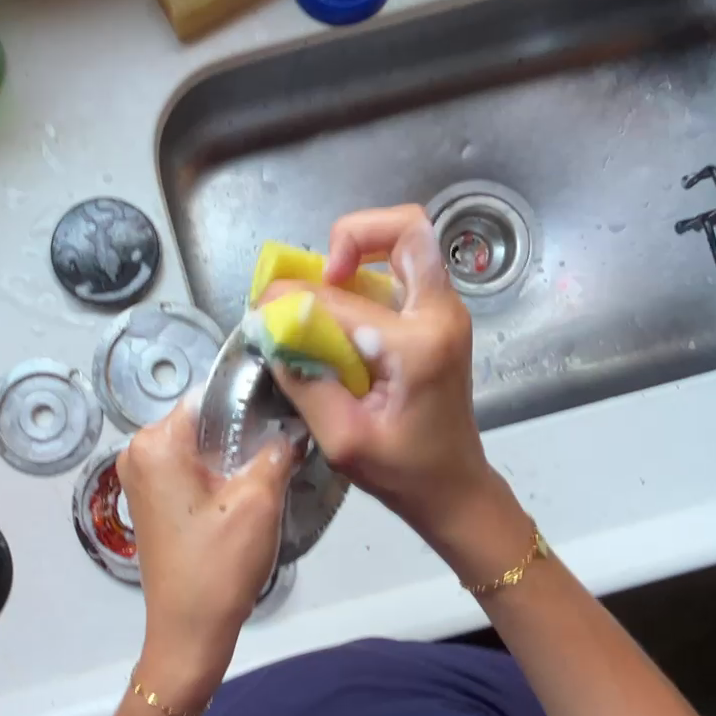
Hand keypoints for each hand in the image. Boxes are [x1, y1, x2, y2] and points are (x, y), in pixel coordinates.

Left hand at [116, 400, 294, 703]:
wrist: (188, 632)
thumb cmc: (218, 565)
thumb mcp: (258, 501)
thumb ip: (276, 451)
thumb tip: (291, 425)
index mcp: (154, 443)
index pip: (209, 397)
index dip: (250, 401)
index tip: (285, 411)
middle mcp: (137, 452)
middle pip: (203, 421)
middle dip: (242, 430)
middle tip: (284, 444)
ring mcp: (140, 478)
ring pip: (198, 447)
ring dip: (232, 455)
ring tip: (270, 469)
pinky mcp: (150, 500)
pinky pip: (188, 470)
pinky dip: (216, 475)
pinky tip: (245, 491)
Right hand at [263, 205, 495, 546]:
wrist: (453, 487)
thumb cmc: (403, 472)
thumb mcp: (342, 440)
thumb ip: (305, 383)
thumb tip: (271, 335)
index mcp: (418, 345)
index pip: (340, 300)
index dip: (291, 299)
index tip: (262, 313)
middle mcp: (441, 314)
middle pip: (405, 228)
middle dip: (350, 237)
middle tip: (318, 278)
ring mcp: (444, 312)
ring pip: (406, 242)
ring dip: (359, 252)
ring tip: (322, 291)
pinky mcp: (437, 319)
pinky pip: (404, 269)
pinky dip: (368, 272)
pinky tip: (340, 309)